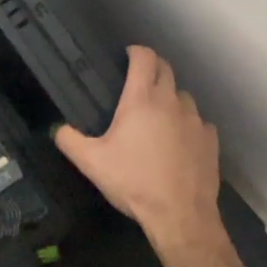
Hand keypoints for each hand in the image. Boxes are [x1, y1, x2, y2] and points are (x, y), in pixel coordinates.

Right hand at [56, 46, 222, 252]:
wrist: (179, 214)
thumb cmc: (133, 182)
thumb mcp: (91, 163)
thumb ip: (70, 141)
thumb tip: (57, 128)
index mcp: (141, 100)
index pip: (144, 58)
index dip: (136, 51)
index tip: (128, 55)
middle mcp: (171, 102)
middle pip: (167, 70)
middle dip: (153, 69)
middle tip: (139, 80)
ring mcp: (195, 120)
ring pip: (183, 97)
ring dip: (171, 99)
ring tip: (159, 116)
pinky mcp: (210, 140)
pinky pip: (199, 122)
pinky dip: (188, 124)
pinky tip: (180, 141)